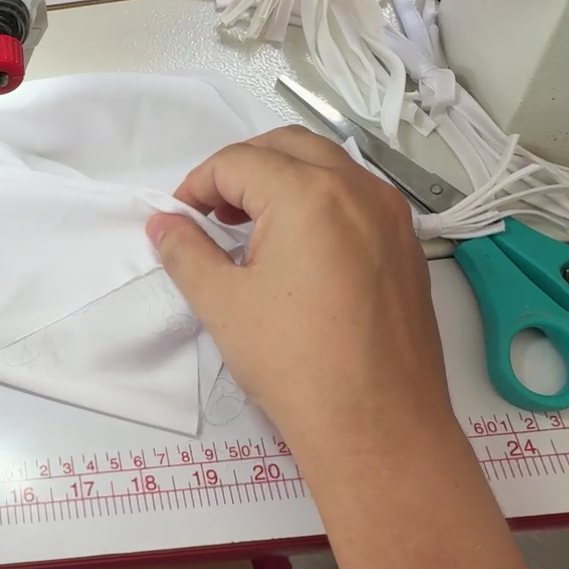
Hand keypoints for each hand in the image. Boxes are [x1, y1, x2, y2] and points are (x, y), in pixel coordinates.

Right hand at [147, 126, 453, 456]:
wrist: (375, 422)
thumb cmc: (295, 363)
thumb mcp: (221, 303)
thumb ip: (185, 251)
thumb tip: (163, 224)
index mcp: (309, 196)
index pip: (238, 162)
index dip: (197, 184)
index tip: (179, 219)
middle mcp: (359, 190)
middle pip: (287, 146)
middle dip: (239, 169)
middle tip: (210, 213)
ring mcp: (391, 215)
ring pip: (327, 166)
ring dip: (279, 181)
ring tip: (248, 230)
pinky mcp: (406, 245)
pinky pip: (355, 197)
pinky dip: (316, 202)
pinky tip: (294, 252)